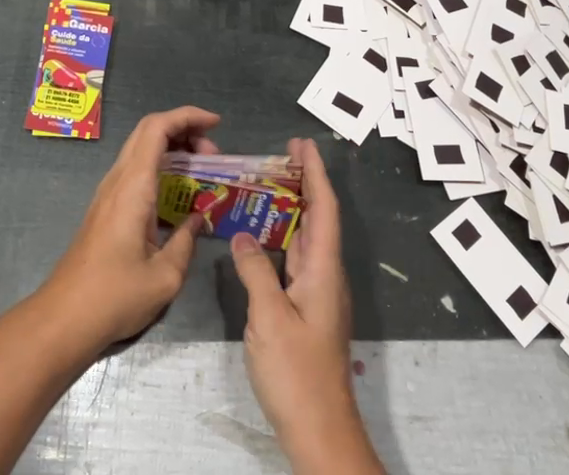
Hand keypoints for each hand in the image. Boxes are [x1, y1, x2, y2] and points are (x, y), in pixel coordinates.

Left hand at [37, 106, 220, 351]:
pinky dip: (161, 168)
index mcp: (133, 187)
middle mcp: (118, 181)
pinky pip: (136, 171)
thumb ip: (186, 241)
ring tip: (203, 172)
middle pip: (147, 131)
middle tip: (213, 156)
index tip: (217, 125)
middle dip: (184, 130)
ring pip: (140, 149)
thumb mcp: (166, 276)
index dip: (187, 117)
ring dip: (172, 149)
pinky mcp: (105, 209)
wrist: (64, 318)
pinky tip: (179, 194)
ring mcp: (108, 194)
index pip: (156, 128)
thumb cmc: (114, 297)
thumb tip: (198, 219)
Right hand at [231, 139, 380, 470]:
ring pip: (307, 238)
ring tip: (268, 184)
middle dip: (304, 184)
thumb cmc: (295, 370)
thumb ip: (255, 271)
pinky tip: (263, 234)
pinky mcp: (306, 309)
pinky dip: (282, 237)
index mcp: (323, 270)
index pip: (324, 209)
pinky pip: (296, 259)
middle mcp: (325, 275)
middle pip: (319, 218)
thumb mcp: (269, 317)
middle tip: (279, 156)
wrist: (317, 425)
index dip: (314, 174)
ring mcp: (317, 294)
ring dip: (293, 208)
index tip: (301, 144)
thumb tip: (243, 234)